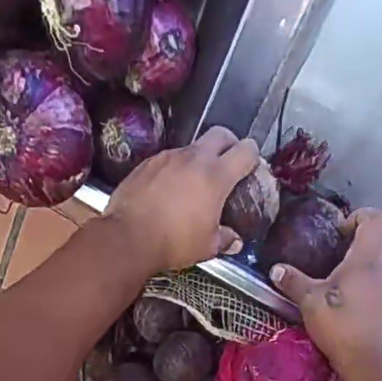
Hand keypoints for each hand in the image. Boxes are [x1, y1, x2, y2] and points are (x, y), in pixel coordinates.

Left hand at [103, 126, 260, 271]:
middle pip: (220, 134)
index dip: (253, 157)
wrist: (128, 237)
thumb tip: (234, 240)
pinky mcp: (146, 163)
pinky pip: (167, 159)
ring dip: (198, 158)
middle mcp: (193, 158)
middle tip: (228, 162)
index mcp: (215, 176)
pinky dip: (174, 169)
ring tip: (194, 182)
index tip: (251, 168)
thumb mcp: (206, 246)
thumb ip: (224, 238)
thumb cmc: (174, 242)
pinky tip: (168, 189)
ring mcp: (167, 157)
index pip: (246, 151)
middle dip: (229, 144)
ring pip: (191, 147)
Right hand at [271, 208, 381, 370]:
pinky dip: (357, 278)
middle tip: (330, 247)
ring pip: (375, 259)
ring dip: (355, 259)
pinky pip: (372, 279)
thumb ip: (293, 282)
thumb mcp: (310, 302)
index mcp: (366, 260)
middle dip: (355, 235)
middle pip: (378, 236)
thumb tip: (276, 269)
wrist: (367, 362)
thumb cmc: (341, 326)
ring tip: (328, 272)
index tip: (337, 229)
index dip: (358, 215)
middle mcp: (381, 269)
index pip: (376, 219)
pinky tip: (336, 295)